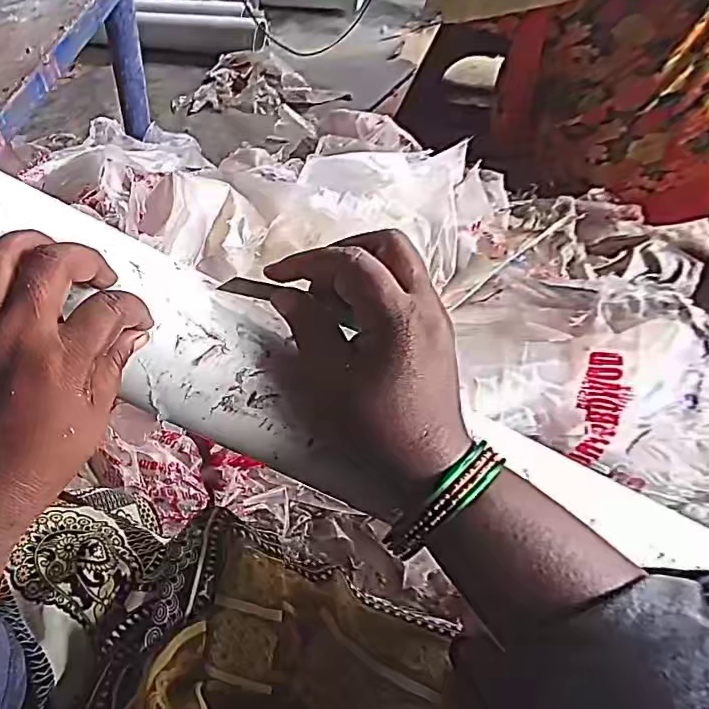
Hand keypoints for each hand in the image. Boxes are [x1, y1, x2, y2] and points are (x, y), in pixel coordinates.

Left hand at [0, 232, 152, 610]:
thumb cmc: (38, 461)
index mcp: (60, 362)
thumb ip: (111, 365)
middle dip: (86, 257)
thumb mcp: (92, 419)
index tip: (133, 313)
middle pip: (53, 262)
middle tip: (98, 274)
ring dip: (30, 243)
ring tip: (50, 253)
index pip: (107, 308)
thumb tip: (131, 331)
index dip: (131, 306)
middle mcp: (17, 335)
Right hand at [263, 230, 471, 514]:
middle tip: (306, 277)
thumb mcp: (328, 378)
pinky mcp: (434, 329)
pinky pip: (403, 287)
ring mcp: (434, 315)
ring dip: (356, 268)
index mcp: (396, 315)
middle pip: (386, 245)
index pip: (350, 262)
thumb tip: (286, 295)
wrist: (429, 462)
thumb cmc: (375, 425)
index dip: (306, 262)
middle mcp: (423, 305)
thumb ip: (307, 327)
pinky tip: (346, 317)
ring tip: (322, 300)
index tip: (274, 276)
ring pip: (398, 263)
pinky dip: (370, 288)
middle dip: (339, 251)